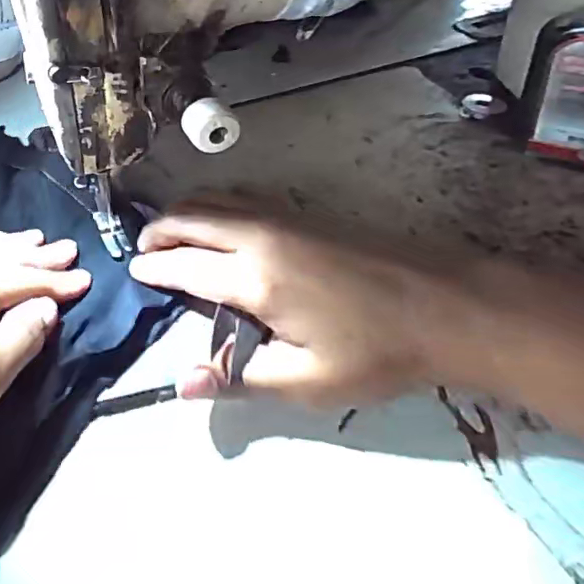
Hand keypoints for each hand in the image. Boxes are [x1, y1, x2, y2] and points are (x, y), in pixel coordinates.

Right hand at [128, 200, 465, 406]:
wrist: (448, 306)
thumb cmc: (376, 352)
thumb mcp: (308, 380)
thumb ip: (239, 377)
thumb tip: (183, 386)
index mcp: (253, 280)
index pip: (181, 266)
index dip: (153, 269)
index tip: (135, 274)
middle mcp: (256, 237)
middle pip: (187, 219)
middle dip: (157, 232)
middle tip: (143, 252)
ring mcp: (278, 217)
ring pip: (209, 200)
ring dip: (180, 214)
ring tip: (169, 236)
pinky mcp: (298, 211)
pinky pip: (234, 198)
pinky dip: (208, 206)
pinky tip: (213, 226)